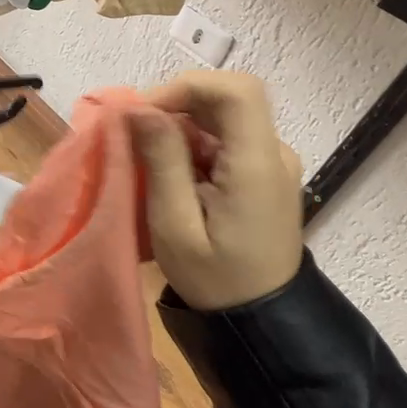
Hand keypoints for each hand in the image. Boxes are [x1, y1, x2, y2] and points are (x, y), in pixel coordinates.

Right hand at [131, 71, 303, 310]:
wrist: (260, 320)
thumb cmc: (214, 277)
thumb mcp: (174, 222)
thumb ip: (162, 159)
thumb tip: (138, 107)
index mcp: (257, 163)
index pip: (236, 90)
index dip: (186, 86)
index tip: (144, 111)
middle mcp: (273, 154)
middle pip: (226, 98)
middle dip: (173, 103)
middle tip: (133, 132)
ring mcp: (270, 164)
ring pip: (220, 117)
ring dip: (177, 124)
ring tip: (143, 156)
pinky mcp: (261, 174)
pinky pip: (223, 138)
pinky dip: (188, 142)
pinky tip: (166, 171)